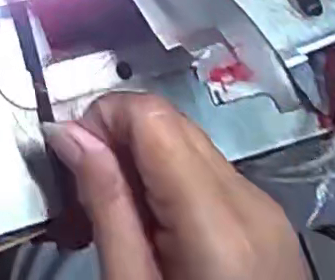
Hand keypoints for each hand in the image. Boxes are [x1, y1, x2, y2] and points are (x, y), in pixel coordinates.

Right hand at [44, 92, 305, 279]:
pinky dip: (164, 176)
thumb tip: (68, 132)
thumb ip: (105, 204)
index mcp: (218, 221)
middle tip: (89, 189)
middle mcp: (249, 199)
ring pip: (181, 137)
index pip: (149, 113)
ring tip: (118, 210)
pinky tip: (152, 222)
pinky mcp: (265, 219)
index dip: (102, 120)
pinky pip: (201, 166)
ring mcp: (263, 208)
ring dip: (138, 156)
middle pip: (165, 118)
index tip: (76, 162)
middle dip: (116, 137)